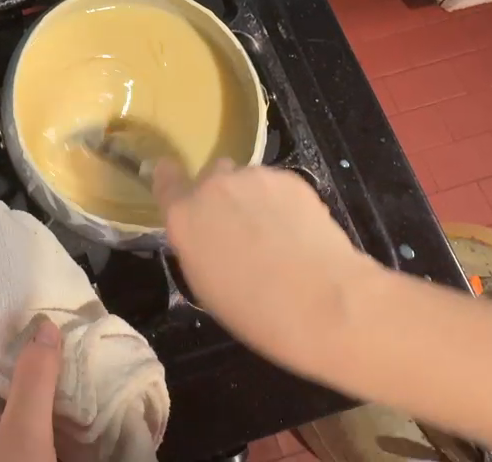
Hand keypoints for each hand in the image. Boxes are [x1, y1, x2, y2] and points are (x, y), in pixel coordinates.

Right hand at [155, 160, 380, 381]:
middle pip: (211, 179)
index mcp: (184, 218)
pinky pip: (276, 186)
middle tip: (243, 231)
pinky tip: (301, 233)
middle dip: (222, 198)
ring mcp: (252, 178)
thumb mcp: (207, 286)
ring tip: (280, 236)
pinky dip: (283, 203)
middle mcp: (213, 187)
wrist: (326, 303)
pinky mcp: (289, 178)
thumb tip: (207, 234)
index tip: (174, 178)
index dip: (170, 179)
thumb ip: (197, 246)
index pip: (165, 181)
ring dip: (254, 200)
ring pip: (247, 181)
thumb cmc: (258, 313)